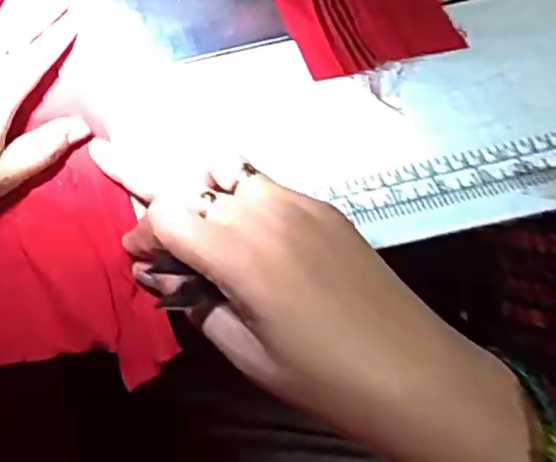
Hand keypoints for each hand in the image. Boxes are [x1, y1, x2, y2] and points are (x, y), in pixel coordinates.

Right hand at [90, 141, 535, 461]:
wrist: (417, 372)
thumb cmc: (323, 376)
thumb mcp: (245, 352)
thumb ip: (192, 302)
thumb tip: (155, 273)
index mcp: (236, 250)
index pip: (164, 215)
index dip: (143, 235)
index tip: (137, 255)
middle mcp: (259, 209)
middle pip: (190, 191)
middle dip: (169, 217)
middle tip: (165, 246)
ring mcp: (292, 198)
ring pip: (224, 178)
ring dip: (206, 202)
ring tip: (208, 235)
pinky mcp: (317, 201)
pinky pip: (262, 187)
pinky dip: (242, 203)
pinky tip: (252, 235)